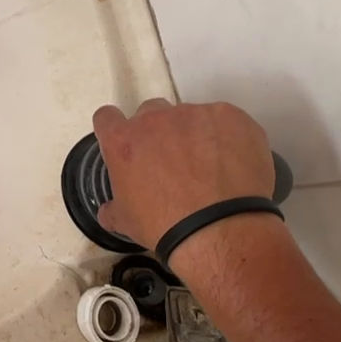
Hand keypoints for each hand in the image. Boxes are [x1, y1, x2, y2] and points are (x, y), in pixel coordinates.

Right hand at [92, 99, 275, 249]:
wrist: (221, 229)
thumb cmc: (168, 224)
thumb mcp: (126, 220)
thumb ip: (113, 207)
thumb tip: (110, 211)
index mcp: (122, 141)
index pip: (107, 118)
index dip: (116, 129)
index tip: (128, 142)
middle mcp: (153, 120)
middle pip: (150, 112)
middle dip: (158, 131)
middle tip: (173, 160)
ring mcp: (193, 115)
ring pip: (189, 116)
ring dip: (194, 134)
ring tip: (210, 166)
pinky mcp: (229, 117)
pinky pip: (224, 120)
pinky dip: (227, 136)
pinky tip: (233, 162)